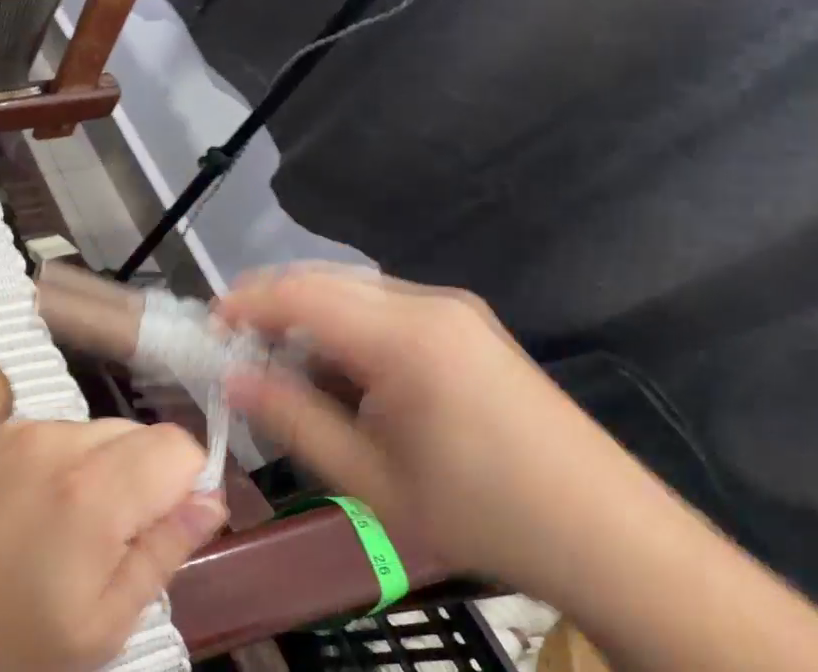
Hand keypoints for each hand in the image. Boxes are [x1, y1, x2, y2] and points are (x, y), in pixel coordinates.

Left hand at [0, 419, 227, 670]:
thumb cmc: (10, 635)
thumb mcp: (103, 621)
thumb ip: (162, 552)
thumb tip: (211, 501)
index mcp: (91, 493)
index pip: (177, 446)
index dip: (188, 486)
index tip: (168, 529)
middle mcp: (55, 441)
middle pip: (138, 432)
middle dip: (148, 477)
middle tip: (118, 539)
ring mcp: (17, 430)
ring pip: (96, 429)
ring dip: (105, 467)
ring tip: (72, 527)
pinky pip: (54, 431)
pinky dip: (65, 460)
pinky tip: (37, 506)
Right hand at [218, 265, 639, 591]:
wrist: (616, 541)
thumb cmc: (482, 513)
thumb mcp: (368, 478)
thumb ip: (290, 417)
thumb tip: (228, 378)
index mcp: (403, 337)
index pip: (297, 293)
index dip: (242, 304)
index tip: (205, 330)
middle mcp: (429, 305)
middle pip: (322, 280)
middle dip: (269, 307)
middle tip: (235, 350)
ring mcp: (456, 312)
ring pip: (351, 291)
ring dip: (306, 317)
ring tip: (282, 368)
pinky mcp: (471, 329)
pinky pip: (384, 307)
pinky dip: (344, 327)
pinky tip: (340, 373)